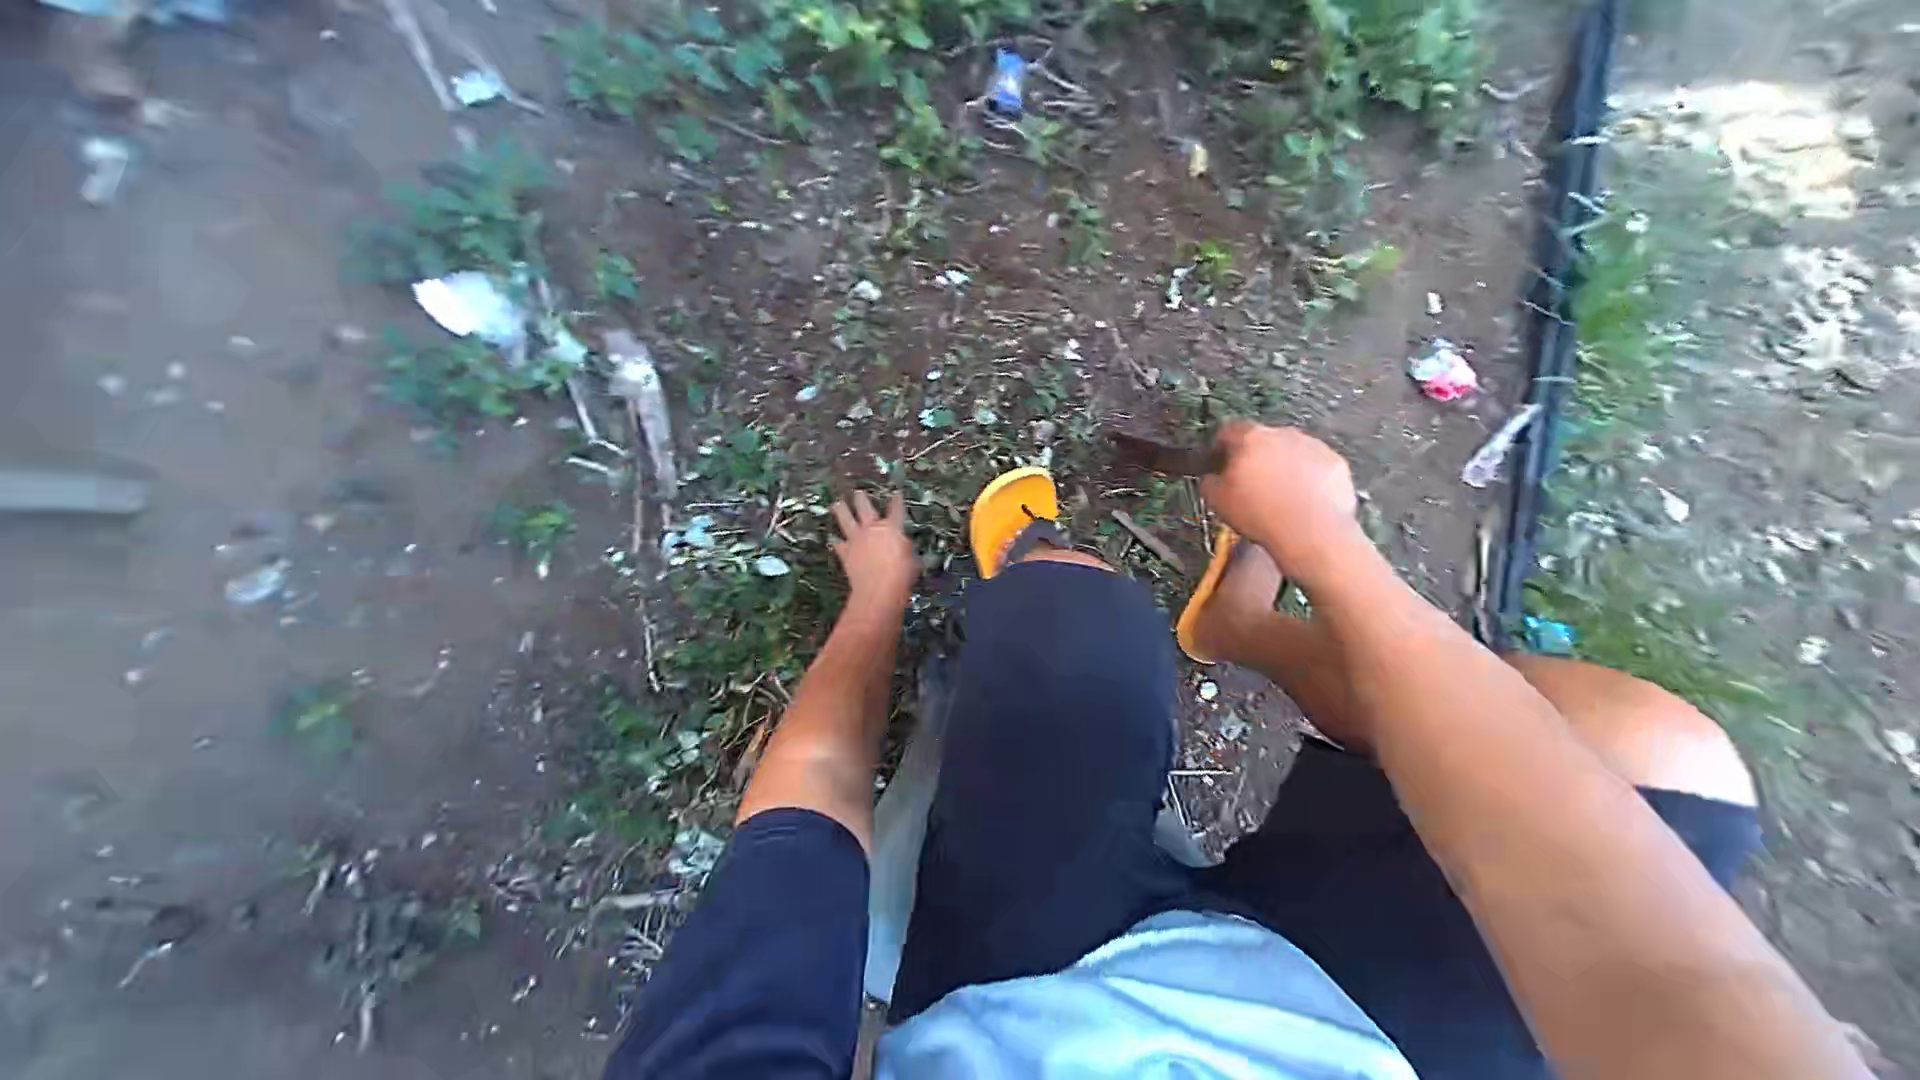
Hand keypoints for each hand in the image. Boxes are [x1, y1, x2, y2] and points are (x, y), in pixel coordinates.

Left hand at [829, 490, 915, 609]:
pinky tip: (832, 539)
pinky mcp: (845, 553)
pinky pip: (837, 544)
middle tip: (858, 493)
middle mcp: (872, 529)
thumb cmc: (900, 576)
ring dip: (841, 510)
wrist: (879, 590)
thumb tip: (903, 547)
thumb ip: (905, 548)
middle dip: (861, 498)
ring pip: (845, 519)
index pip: (896, 509)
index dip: (896, 500)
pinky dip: (835, 541)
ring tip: (837, 503)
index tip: (896, 494)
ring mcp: (856, 539)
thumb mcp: (912, 559)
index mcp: (892, 528)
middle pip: (864, 507)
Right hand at [1201, 421, 1364, 585]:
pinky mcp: (1336, 463)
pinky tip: (1303, 501)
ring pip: (1292, 451)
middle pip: (1264, 439)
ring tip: (1280, 496)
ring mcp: (1314, 446)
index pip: (1230, 430)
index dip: (1222, 445)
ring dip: (1284, 466)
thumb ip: (1210, 482)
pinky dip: (1308, 478)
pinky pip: (1316, 466)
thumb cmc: (1259, 513)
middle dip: (1256, 457)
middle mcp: (1283, 434)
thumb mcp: (1217, 501)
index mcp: (1250, 438)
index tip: (1220, 460)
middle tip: (1251, 483)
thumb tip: (1212, 478)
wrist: (1311, 531)